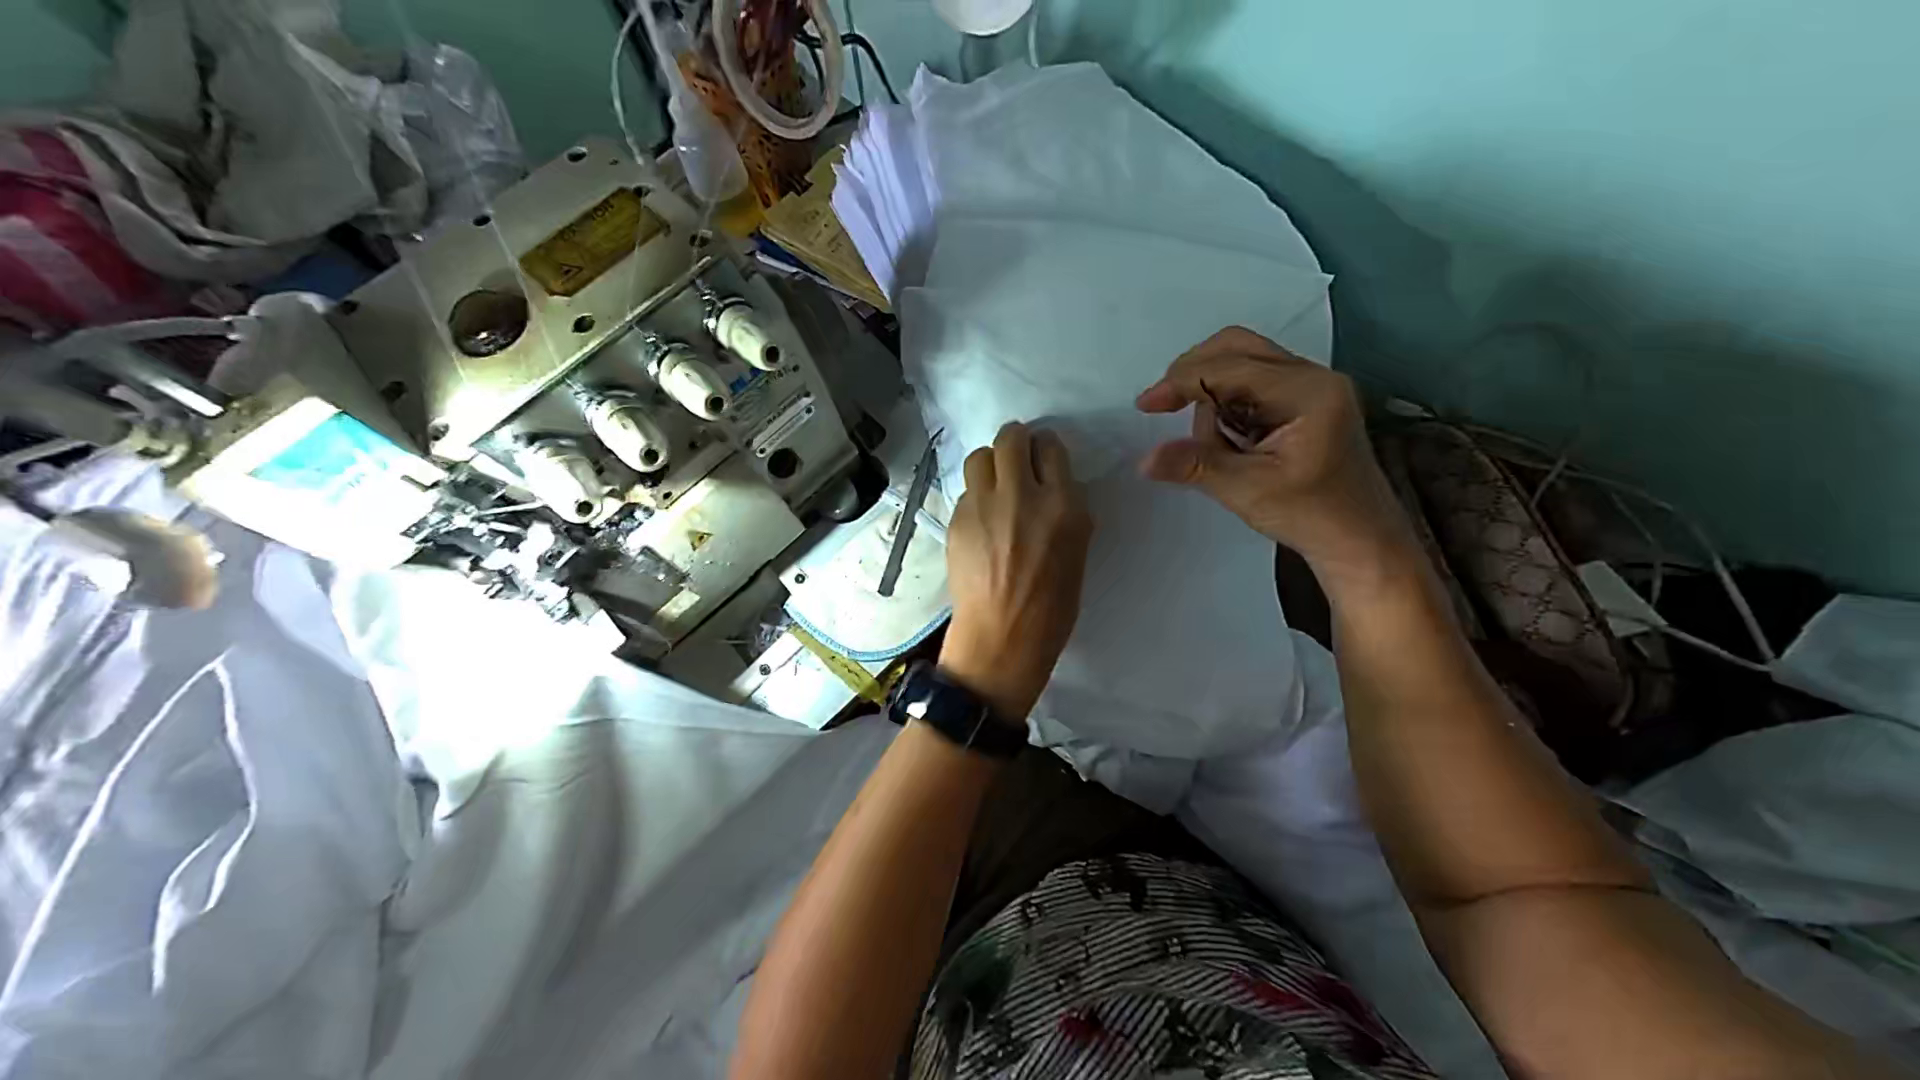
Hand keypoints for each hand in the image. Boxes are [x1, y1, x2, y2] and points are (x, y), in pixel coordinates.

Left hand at [940, 423, 1093, 721]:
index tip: (1042, 457)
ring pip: (980, 456)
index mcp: (1063, 505)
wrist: (1002, 638)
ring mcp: (984, 506)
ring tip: (994, 484)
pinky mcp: (957, 520)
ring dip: (990, 463)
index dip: (1045, 449)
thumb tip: (1047, 489)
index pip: (1051, 447)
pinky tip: (980, 521)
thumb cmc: (1051, 607)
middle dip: (1015, 441)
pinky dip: (974, 497)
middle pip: (1011, 437)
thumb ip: (1063, 511)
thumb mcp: (1076, 551)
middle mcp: (1022, 496)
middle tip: (1016, 458)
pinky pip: (965, 491)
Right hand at [1136, 327, 1416, 591]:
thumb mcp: (1247, 491)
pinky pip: (1253, 384)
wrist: (1361, 541)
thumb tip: (1144, 460)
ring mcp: (1311, 386)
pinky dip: (1228, 403)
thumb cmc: (1311, 516)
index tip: (1145, 406)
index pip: (1230, 368)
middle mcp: (1313, 376)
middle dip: (1194, 374)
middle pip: (1237, 347)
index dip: (1181, 382)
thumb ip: (1196, 466)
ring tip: (1213, 444)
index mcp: (1307, 391)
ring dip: (1212, 393)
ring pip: (1243, 362)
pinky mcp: (1304, 402)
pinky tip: (1228, 440)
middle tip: (1164, 406)